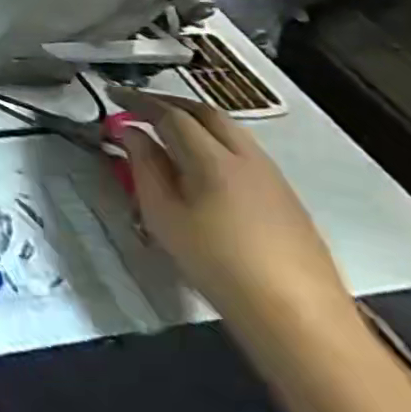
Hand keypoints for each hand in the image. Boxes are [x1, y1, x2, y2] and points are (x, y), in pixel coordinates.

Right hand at [116, 90, 353, 330]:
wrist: (297, 315)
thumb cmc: (217, 266)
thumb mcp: (164, 218)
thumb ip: (144, 168)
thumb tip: (130, 133)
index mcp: (212, 158)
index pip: (170, 115)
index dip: (139, 102)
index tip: (113, 95)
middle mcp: (245, 155)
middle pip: (204, 112)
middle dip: (169, 103)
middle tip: (139, 107)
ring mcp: (270, 172)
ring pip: (229, 128)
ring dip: (194, 119)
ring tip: (167, 130)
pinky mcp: (285, 193)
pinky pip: (243, 148)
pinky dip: (214, 139)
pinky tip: (202, 162)